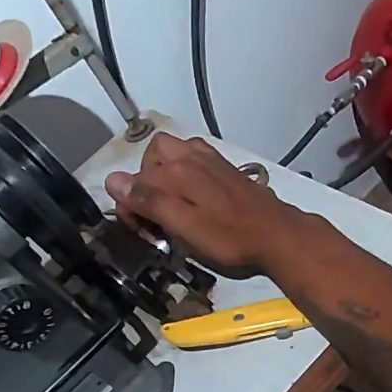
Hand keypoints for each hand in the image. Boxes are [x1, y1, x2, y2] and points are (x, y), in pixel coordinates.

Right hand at [104, 134, 308, 275]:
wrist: (278, 235)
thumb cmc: (231, 237)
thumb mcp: (185, 227)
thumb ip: (149, 202)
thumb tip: (112, 180)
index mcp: (176, 169)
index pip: (134, 181)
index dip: (131, 209)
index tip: (145, 234)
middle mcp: (191, 156)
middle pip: (152, 159)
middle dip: (145, 185)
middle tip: (156, 217)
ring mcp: (212, 160)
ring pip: (174, 155)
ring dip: (165, 177)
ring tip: (173, 206)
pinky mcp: (227, 169)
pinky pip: (194, 161)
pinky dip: (186, 175)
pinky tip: (196, 199)